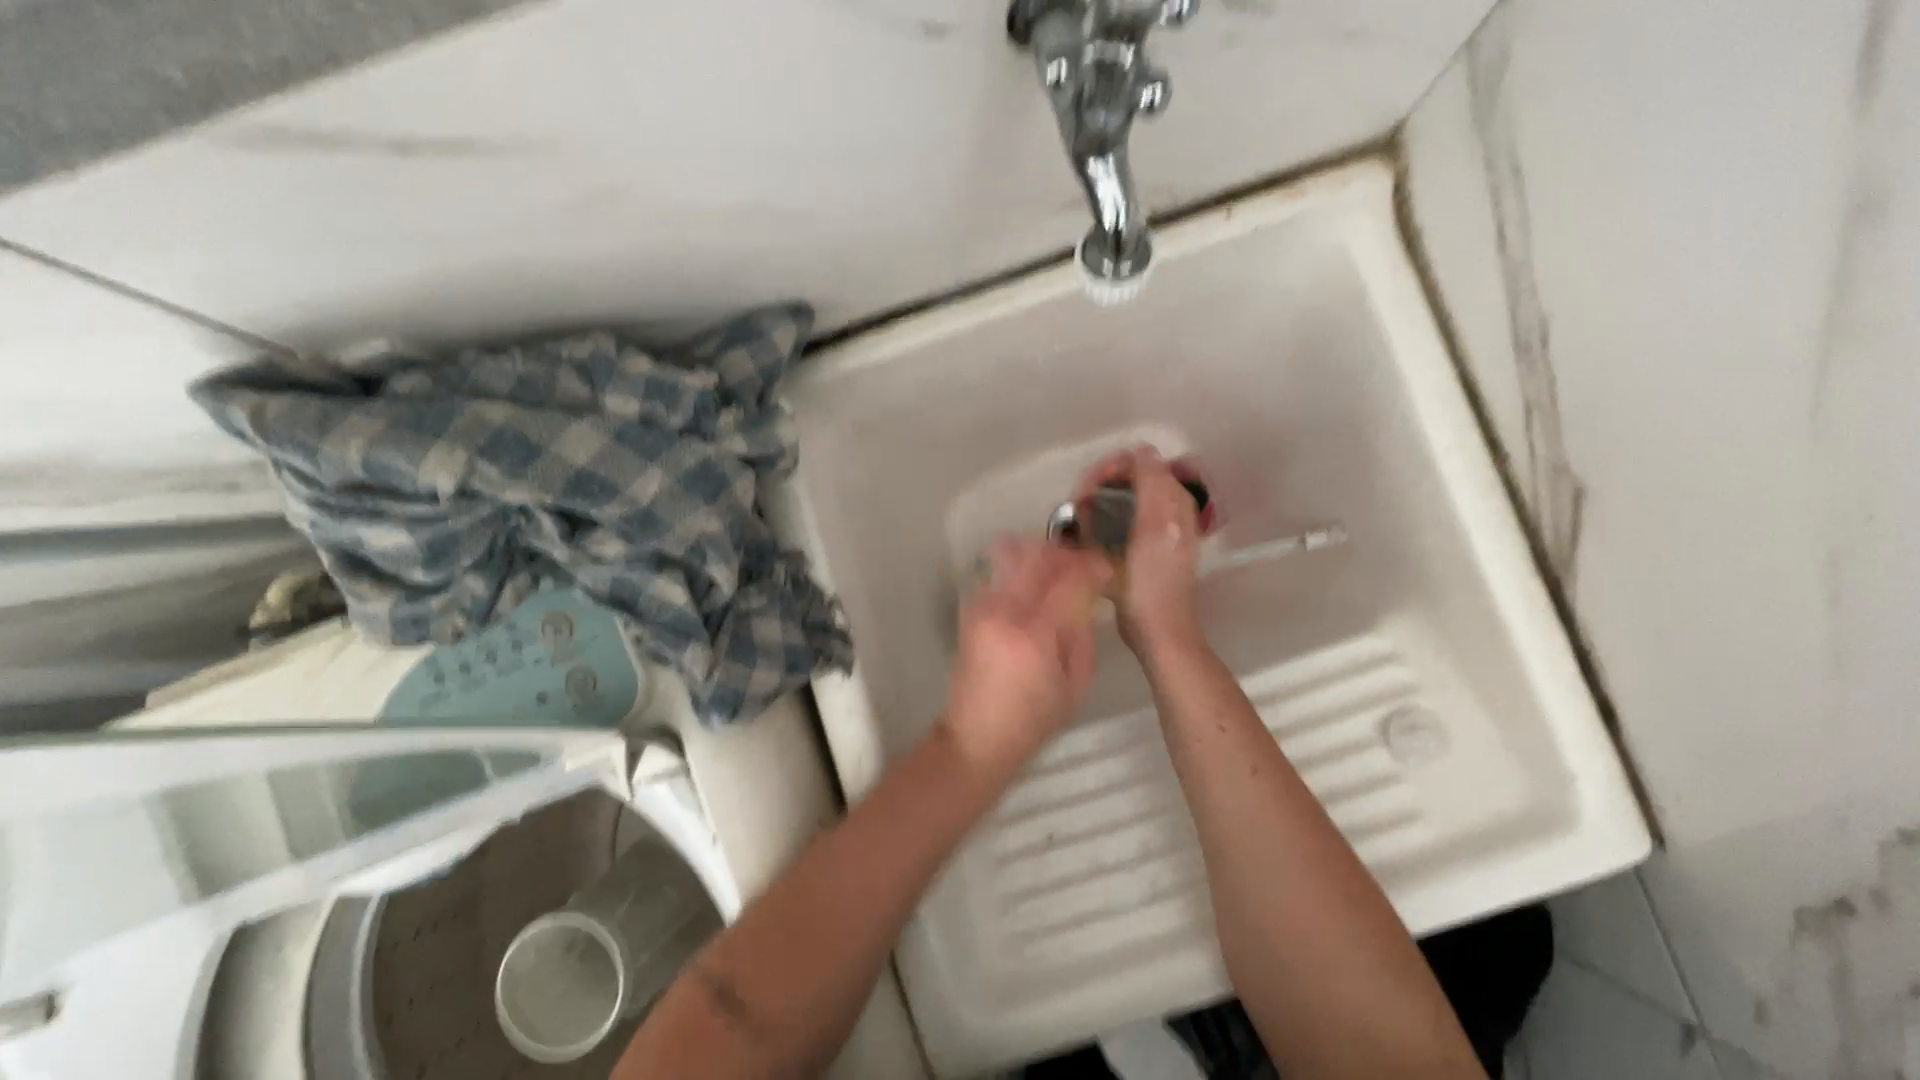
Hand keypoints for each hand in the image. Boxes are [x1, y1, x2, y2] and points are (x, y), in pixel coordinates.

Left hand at [942, 539, 1112, 776]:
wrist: (976, 737)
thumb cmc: (1032, 721)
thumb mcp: (1075, 686)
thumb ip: (1083, 638)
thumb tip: (1084, 602)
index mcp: (1034, 634)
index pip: (1069, 580)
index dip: (1093, 567)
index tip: (1107, 568)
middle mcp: (1004, 612)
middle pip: (1037, 557)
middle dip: (1066, 554)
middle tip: (1083, 565)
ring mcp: (982, 608)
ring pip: (1012, 555)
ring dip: (1041, 556)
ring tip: (1059, 572)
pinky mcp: (971, 611)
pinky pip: (999, 574)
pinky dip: (1020, 570)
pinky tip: (1035, 587)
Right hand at [1076, 446, 1203, 653]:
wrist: (1159, 633)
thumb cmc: (1152, 585)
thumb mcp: (1154, 530)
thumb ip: (1152, 485)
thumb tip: (1144, 450)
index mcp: (1172, 505)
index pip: (1140, 464)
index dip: (1109, 469)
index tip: (1083, 491)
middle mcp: (1168, 513)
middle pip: (1129, 480)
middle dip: (1100, 486)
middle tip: (1078, 507)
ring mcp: (1157, 533)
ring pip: (1122, 501)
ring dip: (1098, 505)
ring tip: (1080, 523)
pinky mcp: (1145, 552)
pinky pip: (1120, 523)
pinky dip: (1104, 522)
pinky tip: (1091, 537)